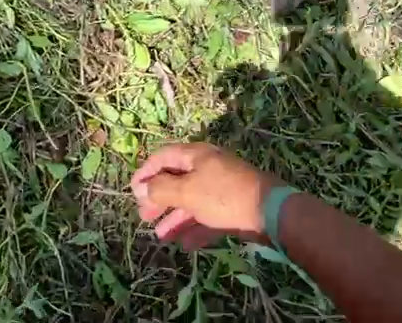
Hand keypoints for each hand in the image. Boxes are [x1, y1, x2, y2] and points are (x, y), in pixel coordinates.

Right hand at [129, 142, 279, 250]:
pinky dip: (195, 228)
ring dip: (174, 217)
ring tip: (160, 235)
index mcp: (195, 155)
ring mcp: (219, 187)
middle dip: (159, 198)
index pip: (163, 157)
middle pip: (176, 180)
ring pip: (190, 200)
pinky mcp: (231, 206)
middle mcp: (206, 167)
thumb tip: (142, 188)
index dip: (146, 172)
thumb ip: (162, 189)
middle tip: (143, 216)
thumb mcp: (188, 191)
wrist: (268, 211)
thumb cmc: (223, 195)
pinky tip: (185, 244)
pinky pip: (206, 216)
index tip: (133, 190)